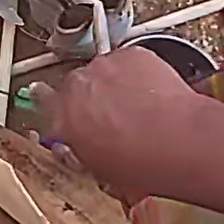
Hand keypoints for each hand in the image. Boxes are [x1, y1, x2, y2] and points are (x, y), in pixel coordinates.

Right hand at [28, 47, 209, 192]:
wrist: (177, 140)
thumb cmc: (142, 160)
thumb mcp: (99, 168)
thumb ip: (81, 148)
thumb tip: (83, 145)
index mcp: (61, 117)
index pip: (46, 106)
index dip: (60, 109)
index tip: (65, 110)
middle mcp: (76, 86)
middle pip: (76, 85)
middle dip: (91, 97)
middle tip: (114, 115)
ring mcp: (103, 66)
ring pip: (104, 71)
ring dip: (116, 83)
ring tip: (139, 106)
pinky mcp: (130, 54)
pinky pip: (129, 61)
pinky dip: (139, 72)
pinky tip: (153, 93)